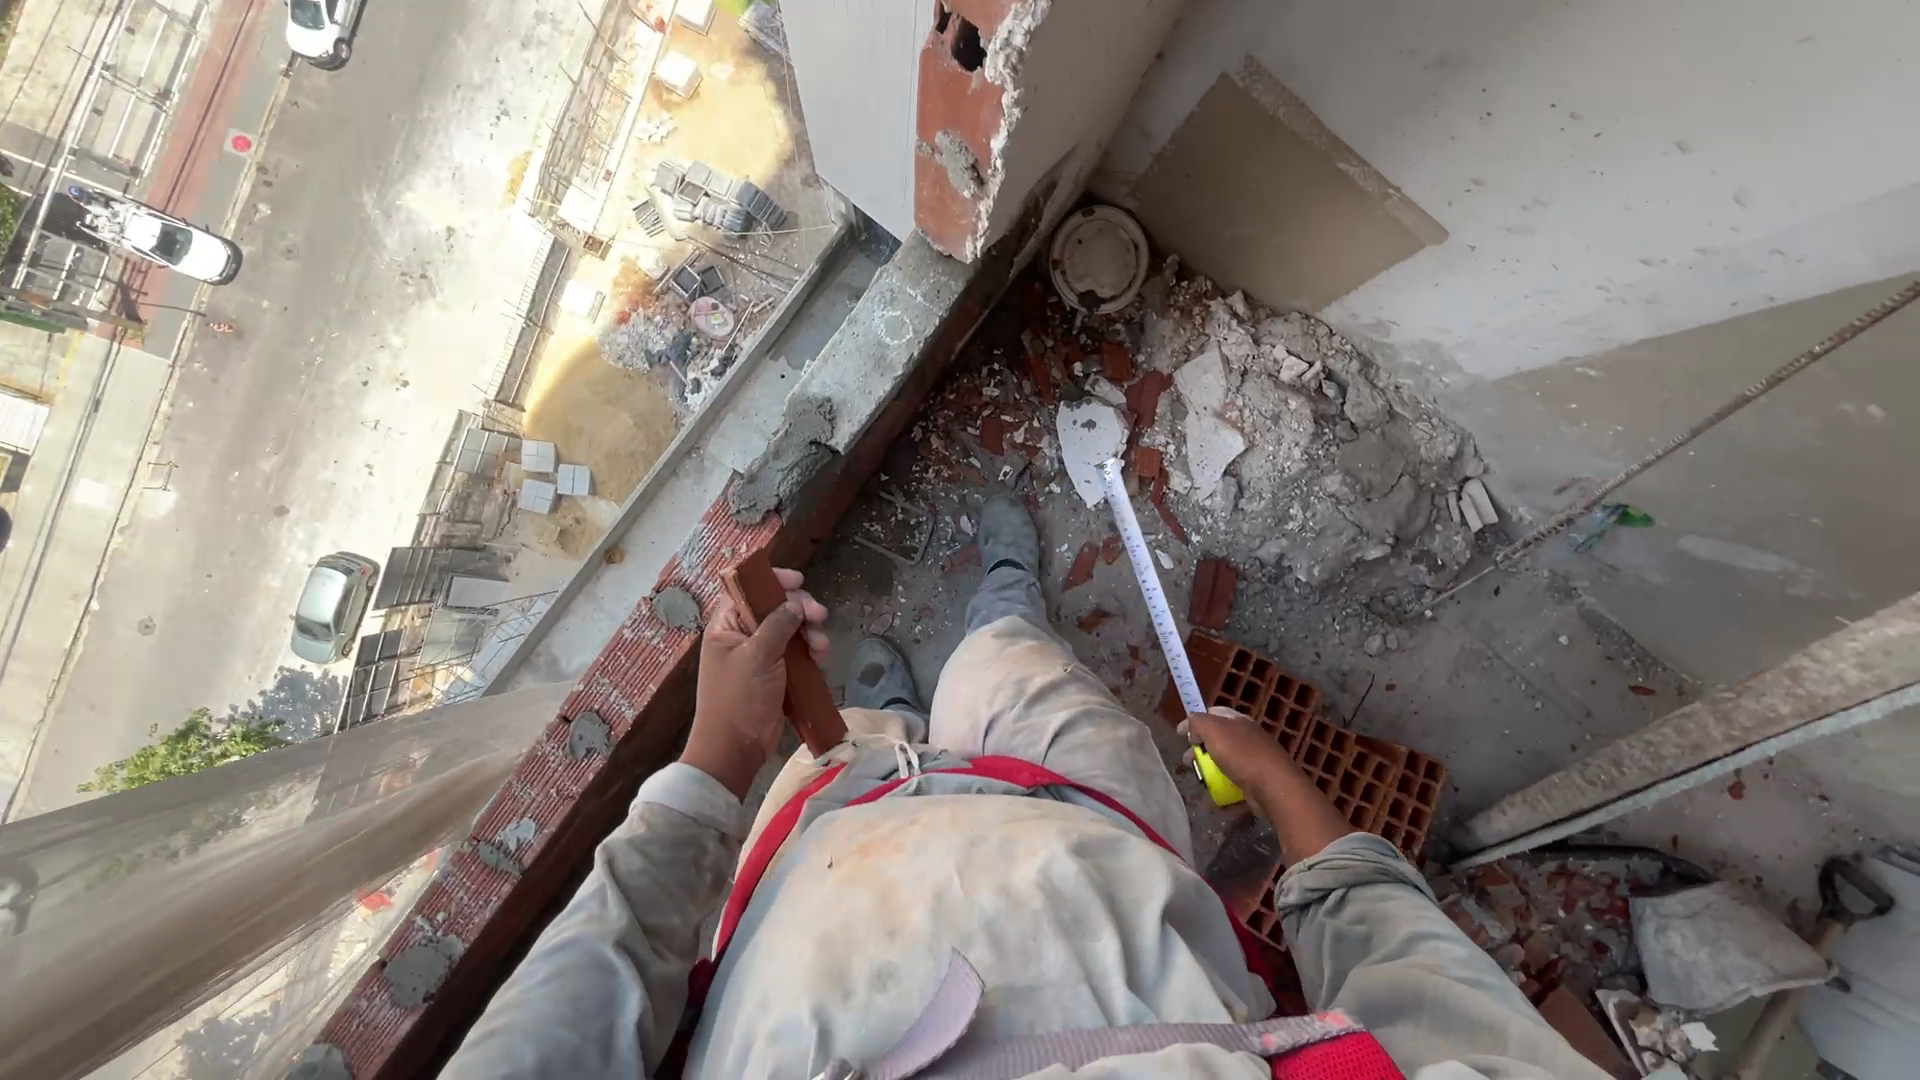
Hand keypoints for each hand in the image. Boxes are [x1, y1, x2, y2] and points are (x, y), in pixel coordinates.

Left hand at [682, 568, 828, 797]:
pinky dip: (810, 653)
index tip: (798, 581)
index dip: (772, 581)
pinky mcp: (775, 675)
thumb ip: (778, 624)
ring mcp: (759, 656)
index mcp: (726, 627)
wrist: (736, 748)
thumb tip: (795, 604)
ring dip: (809, 633)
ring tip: (821, 647)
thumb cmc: (738, 698)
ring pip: (790, 631)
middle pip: (775, 608)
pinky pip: (796, 654)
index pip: (748, 591)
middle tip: (820, 616)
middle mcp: (741, 637)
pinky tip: (821, 659)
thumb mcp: (757, 656)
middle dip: (800, 610)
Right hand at [1181, 707, 1292, 814]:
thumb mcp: (1213, 730)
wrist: (1274, 788)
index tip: (1181, 734)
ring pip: (1224, 762)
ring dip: (1209, 771)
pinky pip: (1234, 782)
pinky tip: (1214, 796)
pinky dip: (1222, 788)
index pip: (1213, 713)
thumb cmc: (1242, 755)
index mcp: (1238, 721)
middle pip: (1216, 739)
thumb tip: (1191, 727)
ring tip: (1200, 781)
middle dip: (1199, 750)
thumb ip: (1198, 722)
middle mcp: (1247, 737)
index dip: (1195, 721)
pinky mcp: (1256, 781)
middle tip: (1188, 761)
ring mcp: (1253, 760)